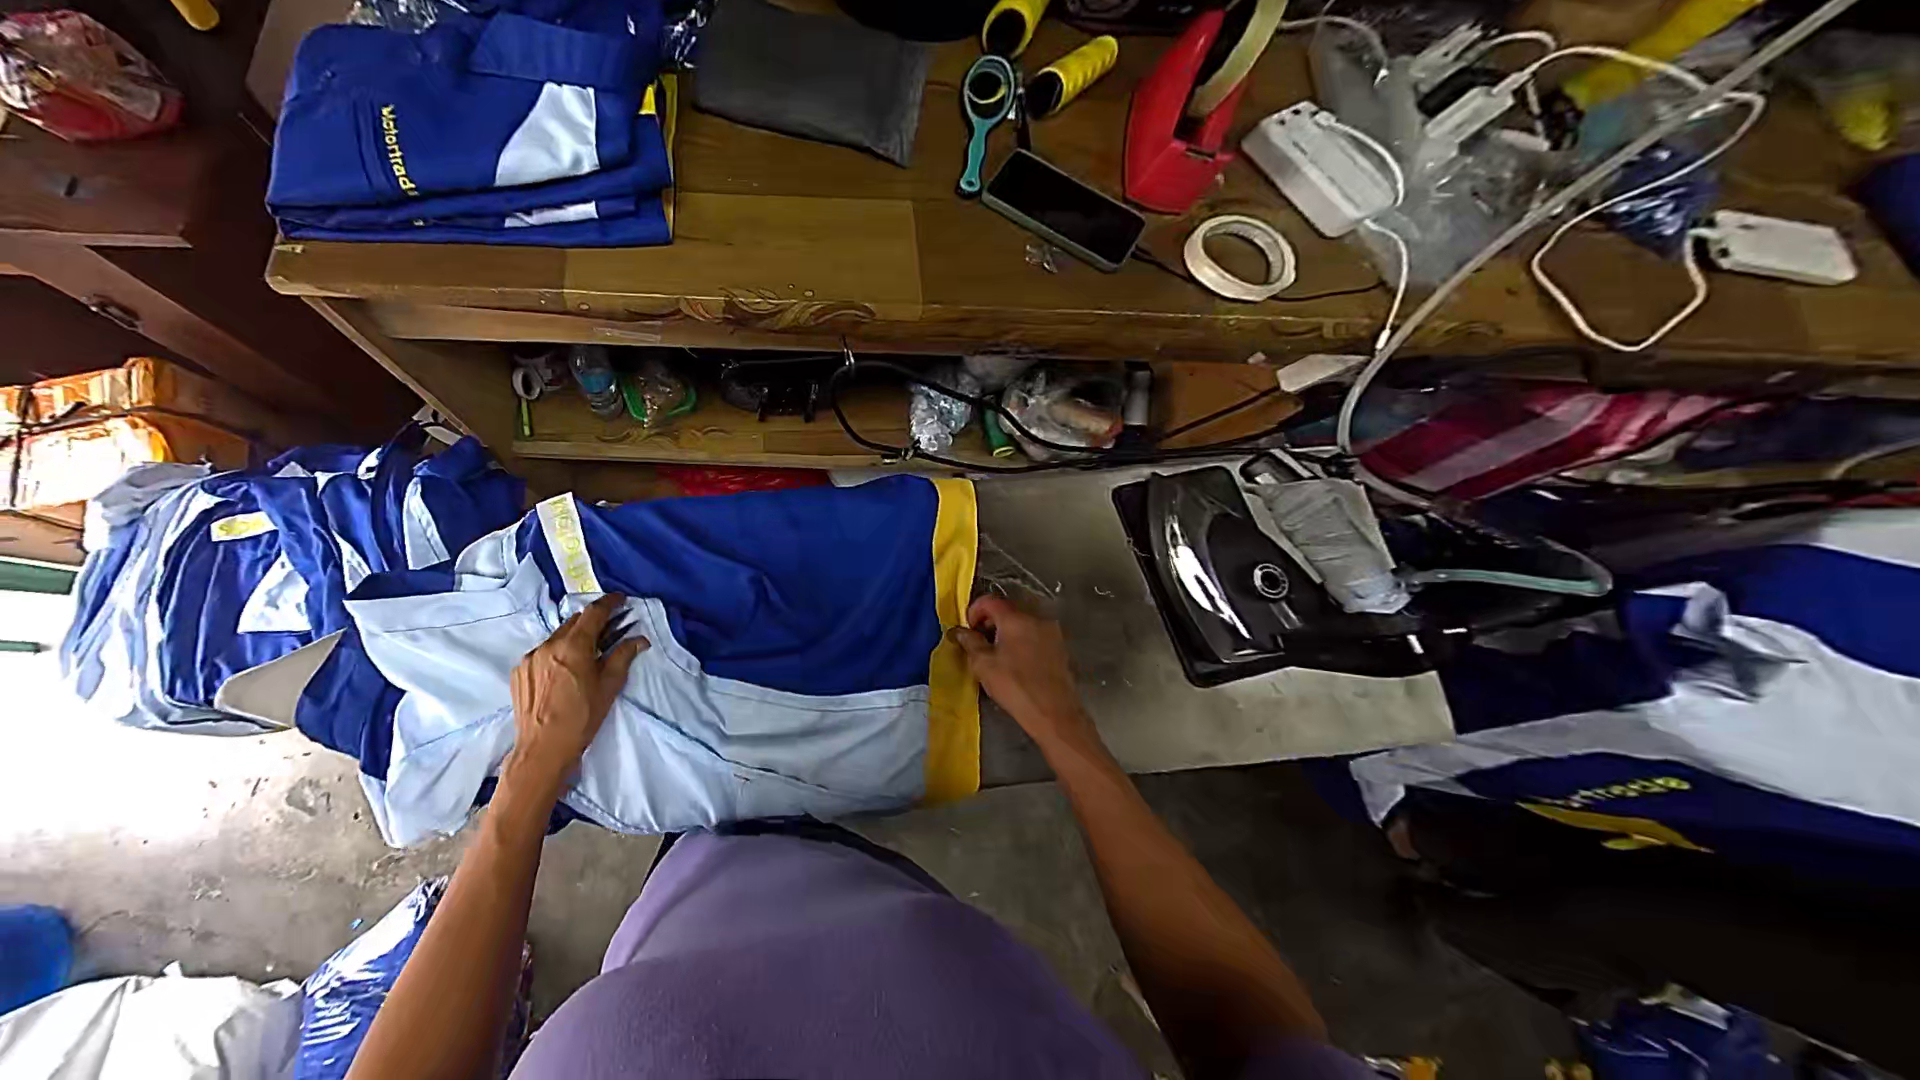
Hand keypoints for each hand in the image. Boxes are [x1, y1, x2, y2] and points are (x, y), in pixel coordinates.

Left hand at [504, 594, 648, 800]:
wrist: (543, 749)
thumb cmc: (583, 717)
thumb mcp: (610, 685)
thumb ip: (624, 655)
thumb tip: (639, 639)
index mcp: (572, 646)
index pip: (593, 614)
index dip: (609, 603)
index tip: (621, 600)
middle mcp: (548, 646)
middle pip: (574, 622)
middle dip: (594, 621)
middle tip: (611, 627)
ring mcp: (530, 658)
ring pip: (558, 636)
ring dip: (576, 637)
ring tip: (590, 651)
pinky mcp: (520, 671)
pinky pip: (544, 652)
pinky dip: (559, 652)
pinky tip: (568, 668)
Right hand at [948, 594, 1099, 756]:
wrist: (1053, 712)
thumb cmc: (1015, 686)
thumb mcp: (983, 665)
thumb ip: (970, 643)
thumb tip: (959, 631)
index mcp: (1016, 619)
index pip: (990, 601)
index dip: (974, 611)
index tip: (968, 630)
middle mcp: (1037, 619)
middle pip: (1008, 611)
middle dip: (990, 623)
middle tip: (979, 645)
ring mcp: (1052, 632)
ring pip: (1023, 624)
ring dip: (1007, 634)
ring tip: (998, 657)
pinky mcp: (1060, 647)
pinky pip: (1035, 636)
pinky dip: (1022, 642)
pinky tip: (1017, 664)